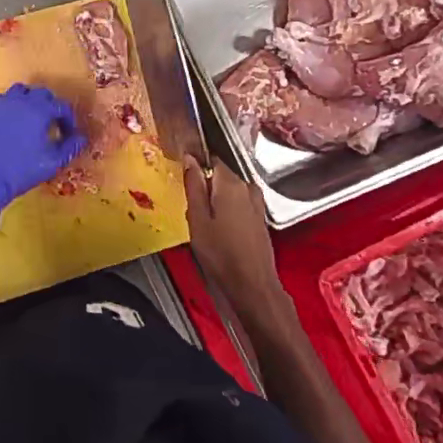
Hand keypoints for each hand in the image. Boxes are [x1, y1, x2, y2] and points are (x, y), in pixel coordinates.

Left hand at [0, 84, 85, 226]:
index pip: (62, 106)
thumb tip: (81, 138)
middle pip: (43, 93)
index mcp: (41, 111)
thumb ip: (70, 147)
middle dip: (51, 106)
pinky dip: (13, 104)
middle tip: (53, 124)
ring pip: (22, 91)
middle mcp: (22, 101)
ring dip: (31, 100)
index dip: (68, 120)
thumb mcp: (53, 162)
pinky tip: (14, 120)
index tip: (68, 133)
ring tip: (33, 118)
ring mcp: (3, 103)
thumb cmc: (23, 170)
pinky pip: (5, 98)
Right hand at [182, 156, 285, 308]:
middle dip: (204, 187)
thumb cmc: (220, 253)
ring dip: (215, 201)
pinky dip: (226, 211)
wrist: (251, 283)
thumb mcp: (197, 218)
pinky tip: (218, 230)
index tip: (183, 182)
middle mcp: (247, 187)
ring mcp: (256, 202)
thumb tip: (190, 159)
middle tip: (191, 210)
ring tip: (203, 224)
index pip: (211, 159)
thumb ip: (193, 186)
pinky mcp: (259, 217)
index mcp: (230, 183)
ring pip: (228, 191)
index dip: (195, 167)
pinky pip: (238, 203)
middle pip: (220, 175)